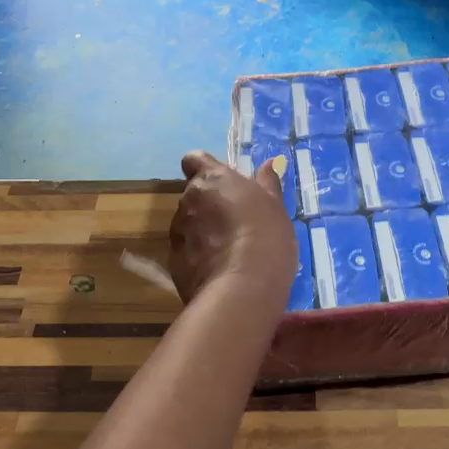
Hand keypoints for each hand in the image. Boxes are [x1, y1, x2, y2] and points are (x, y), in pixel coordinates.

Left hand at [168, 151, 296, 305]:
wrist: (242, 289)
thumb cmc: (265, 237)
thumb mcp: (275, 207)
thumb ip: (267, 184)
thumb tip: (269, 163)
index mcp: (212, 179)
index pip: (194, 159)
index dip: (204, 168)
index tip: (222, 182)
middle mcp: (188, 200)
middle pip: (193, 194)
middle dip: (209, 203)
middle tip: (235, 221)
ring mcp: (177, 232)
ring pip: (188, 223)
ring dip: (202, 230)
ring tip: (229, 250)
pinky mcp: (173, 262)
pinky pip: (186, 251)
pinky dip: (198, 256)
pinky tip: (219, 270)